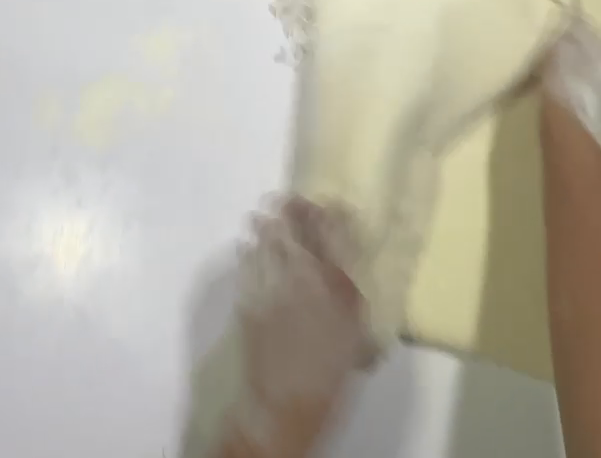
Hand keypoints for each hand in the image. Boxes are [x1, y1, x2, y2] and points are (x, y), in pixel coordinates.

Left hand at [223, 196, 367, 457]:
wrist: (285, 404)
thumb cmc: (329, 373)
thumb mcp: (354, 333)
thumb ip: (349, 294)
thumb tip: (344, 267)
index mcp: (334, 283)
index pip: (333, 235)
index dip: (329, 214)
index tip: (328, 202)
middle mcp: (302, 276)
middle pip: (295, 231)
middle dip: (291, 211)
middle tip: (286, 197)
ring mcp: (271, 284)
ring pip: (267, 243)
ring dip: (264, 225)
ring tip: (261, 213)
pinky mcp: (248, 298)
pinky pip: (246, 265)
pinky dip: (246, 251)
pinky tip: (246, 244)